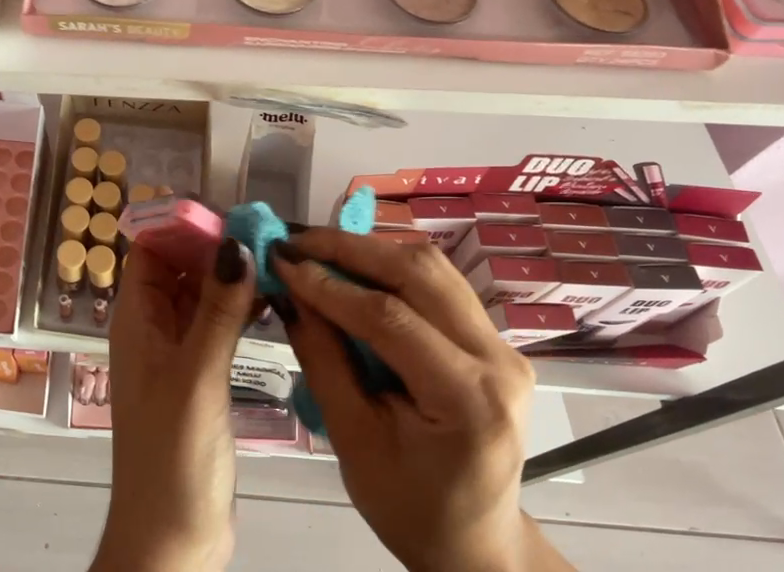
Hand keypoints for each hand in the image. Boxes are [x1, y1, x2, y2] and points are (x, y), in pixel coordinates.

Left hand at [90, 237, 255, 571]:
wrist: (173, 535)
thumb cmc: (173, 455)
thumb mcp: (196, 375)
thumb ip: (216, 310)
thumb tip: (234, 241)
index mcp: (136, 320)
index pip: (152, 250)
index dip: (184, 226)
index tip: (232, 214)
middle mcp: (153, 329)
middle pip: (179, 267)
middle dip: (216, 246)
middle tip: (270, 234)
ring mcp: (178, 353)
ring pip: (202, 295)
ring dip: (232, 276)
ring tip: (280, 261)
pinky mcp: (201, 377)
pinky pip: (217, 326)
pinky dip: (240, 310)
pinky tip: (276, 304)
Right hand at [272, 229, 573, 571]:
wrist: (474, 542)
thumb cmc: (408, 506)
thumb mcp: (352, 440)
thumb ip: (324, 359)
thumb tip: (290, 292)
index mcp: (468, 398)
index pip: (390, 317)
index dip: (329, 284)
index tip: (280, 261)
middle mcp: (498, 359)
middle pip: (419, 273)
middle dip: (349, 249)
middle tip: (294, 241)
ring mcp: (503, 345)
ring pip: (432, 267)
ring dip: (370, 251)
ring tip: (316, 250)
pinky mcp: (492, 340)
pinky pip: (438, 284)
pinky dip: (388, 268)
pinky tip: (350, 269)